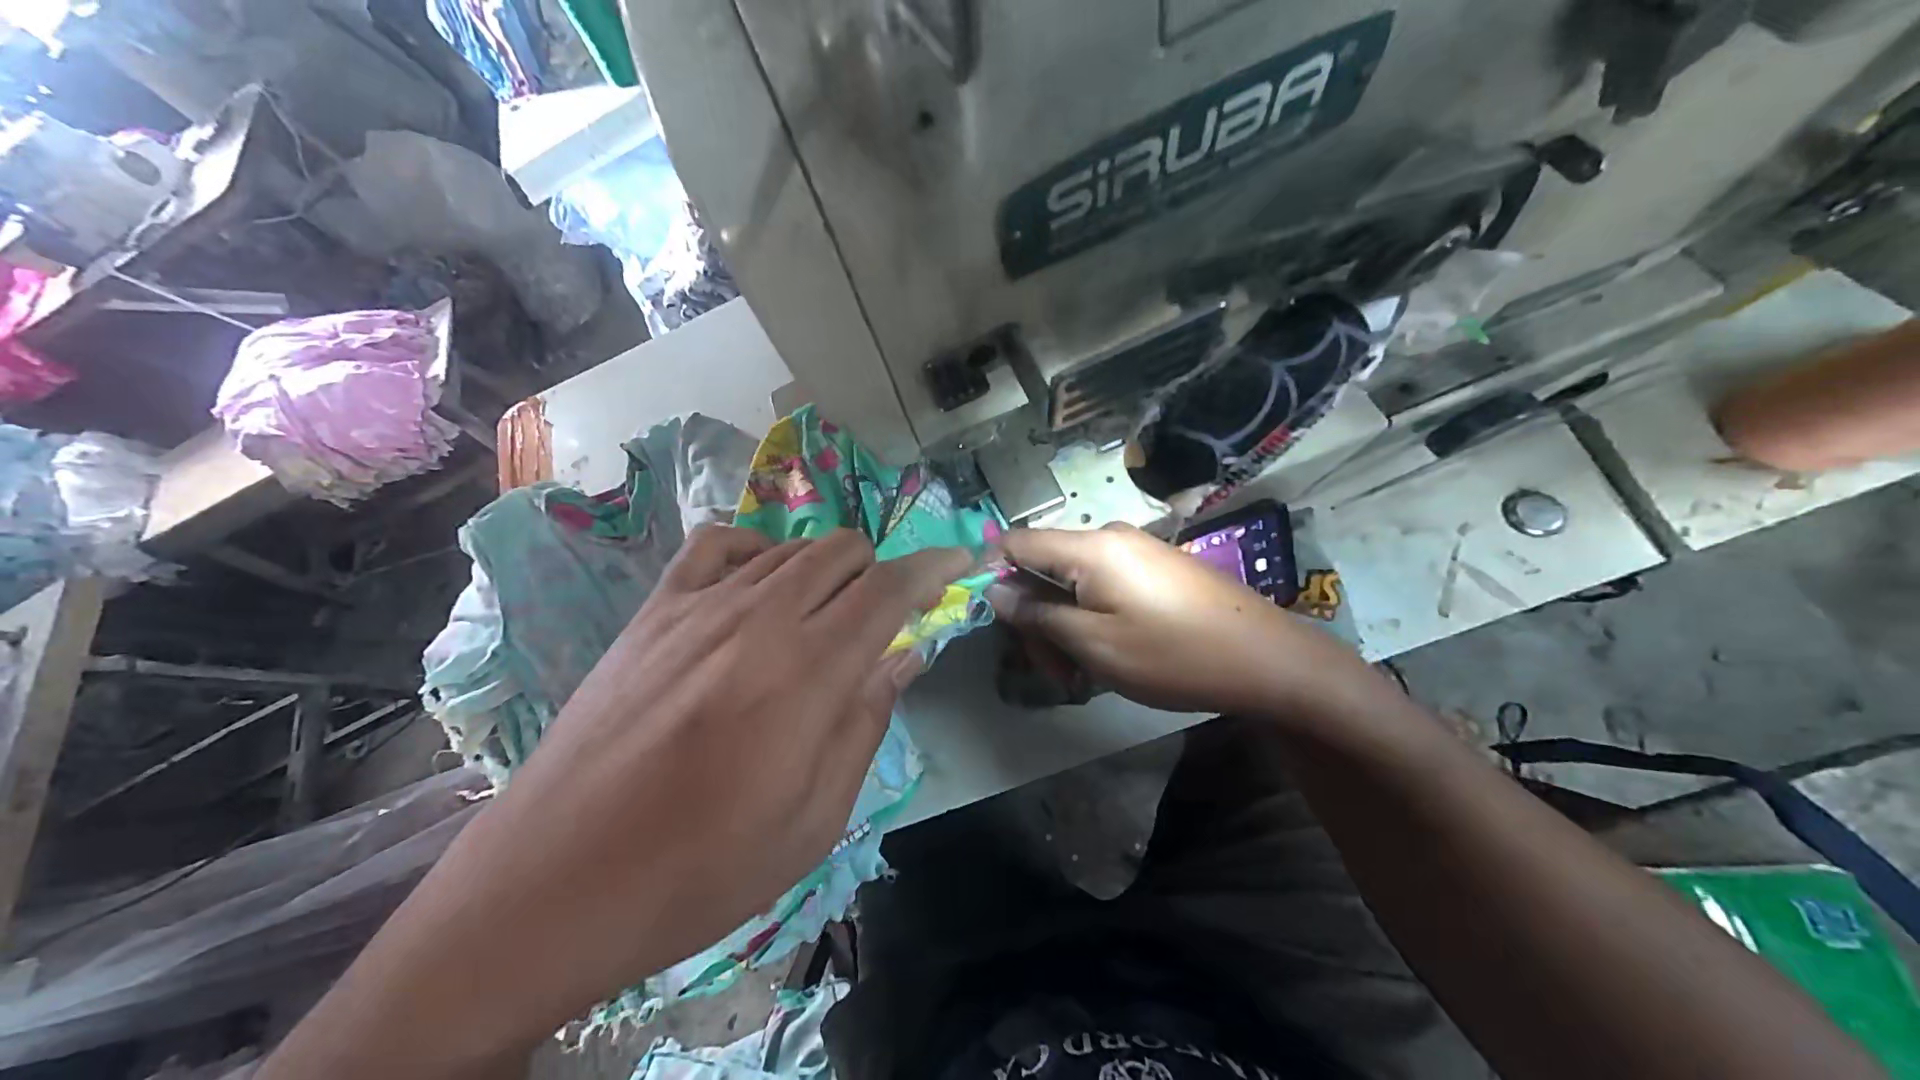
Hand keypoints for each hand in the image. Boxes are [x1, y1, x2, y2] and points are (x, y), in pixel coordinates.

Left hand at [260, 526, 971, 1078]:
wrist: (554, 883)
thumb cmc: (699, 871)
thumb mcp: (813, 821)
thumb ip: (866, 722)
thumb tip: (905, 653)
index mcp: (806, 673)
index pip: (889, 589)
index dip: (933, 566)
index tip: (961, 558)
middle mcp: (757, 619)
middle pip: (842, 552)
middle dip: (880, 572)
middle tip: (884, 619)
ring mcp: (697, 607)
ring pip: (789, 547)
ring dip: (827, 567)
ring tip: (826, 613)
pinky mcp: (652, 612)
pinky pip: (717, 545)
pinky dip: (757, 550)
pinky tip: (760, 586)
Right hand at [988, 524, 1370, 714]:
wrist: (1268, 660)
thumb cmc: (1173, 655)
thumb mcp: (1093, 644)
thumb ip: (1037, 614)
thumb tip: (996, 591)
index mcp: (1090, 546)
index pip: (1016, 541)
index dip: (992, 575)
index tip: (993, 622)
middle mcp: (1110, 536)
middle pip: (1045, 565)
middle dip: (1036, 617)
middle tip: (1053, 672)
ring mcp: (1137, 551)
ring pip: (1074, 580)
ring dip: (1064, 624)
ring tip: (1081, 674)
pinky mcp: (1156, 568)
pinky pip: (1104, 584)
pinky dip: (1091, 617)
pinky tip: (1108, 653)